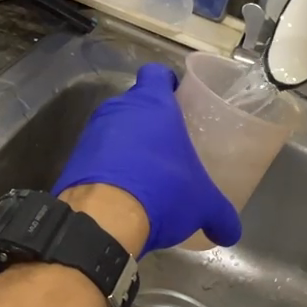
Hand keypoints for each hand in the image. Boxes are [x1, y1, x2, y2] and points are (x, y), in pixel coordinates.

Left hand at [52, 63, 242, 255]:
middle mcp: (120, 109)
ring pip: (114, 127)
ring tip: (146, 172)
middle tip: (168, 144)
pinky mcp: (74, 158)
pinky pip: (96, 154)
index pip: (156, 74)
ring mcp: (93, 132)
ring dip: (128, 144)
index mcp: (154, 105)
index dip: (166, 83)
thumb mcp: (202, 204)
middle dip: (150, 120)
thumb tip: (231, 232)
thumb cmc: (163, 191)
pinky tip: (123, 190)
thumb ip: (221, 214)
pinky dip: (108, 166)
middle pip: (136, 102)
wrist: (102, 219)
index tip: (177, 98)